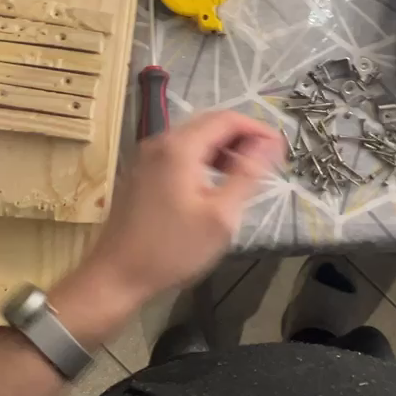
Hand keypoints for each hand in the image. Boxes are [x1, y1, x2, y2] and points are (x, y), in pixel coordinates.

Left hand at [74, 110, 283, 307]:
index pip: (228, 119)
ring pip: (194, 138)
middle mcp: (160, 142)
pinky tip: (214, 183)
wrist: (115, 277)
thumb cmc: (172, 250)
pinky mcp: (141, 172)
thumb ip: (247, 175)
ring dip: (223, 149)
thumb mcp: (220, 216)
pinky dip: (203, 159)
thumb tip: (269, 145)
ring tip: (245, 174)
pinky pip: (179, 153)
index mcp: (180, 147)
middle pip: (210, 124)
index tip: (281, 149)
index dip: (258, 129)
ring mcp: (146, 156)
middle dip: (242, 137)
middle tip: (267, 162)